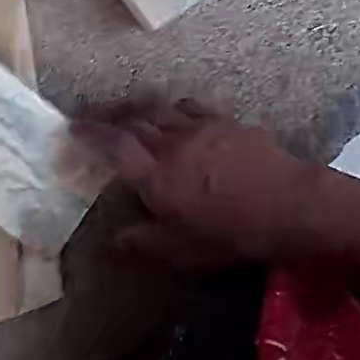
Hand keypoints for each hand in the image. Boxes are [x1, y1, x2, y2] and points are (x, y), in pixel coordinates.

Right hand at [72, 99, 323, 263]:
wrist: (288, 201)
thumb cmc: (235, 233)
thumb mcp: (187, 251)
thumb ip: (148, 241)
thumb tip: (116, 238)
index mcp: (158, 176)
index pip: (115, 146)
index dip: (91, 134)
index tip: (72, 127)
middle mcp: (175, 143)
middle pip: (134, 121)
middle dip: (109, 119)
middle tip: (93, 121)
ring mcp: (201, 127)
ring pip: (161, 111)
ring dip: (140, 113)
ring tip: (130, 119)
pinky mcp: (224, 120)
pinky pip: (189, 108)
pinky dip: (173, 111)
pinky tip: (176, 119)